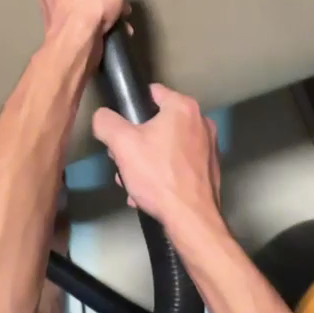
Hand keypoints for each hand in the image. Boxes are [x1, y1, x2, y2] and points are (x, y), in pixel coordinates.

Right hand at [91, 84, 221, 233]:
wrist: (191, 219)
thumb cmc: (158, 175)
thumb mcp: (122, 144)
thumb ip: (106, 122)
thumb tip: (103, 117)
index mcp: (184, 107)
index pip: (152, 92)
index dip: (132, 108)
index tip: (121, 127)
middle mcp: (201, 121)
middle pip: (159, 122)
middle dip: (137, 141)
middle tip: (123, 160)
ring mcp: (209, 147)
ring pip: (168, 146)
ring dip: (148, 160)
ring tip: (133, 182)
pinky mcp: (210, 170)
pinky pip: (180, 164)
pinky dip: (165, 173)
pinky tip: (150, 193)